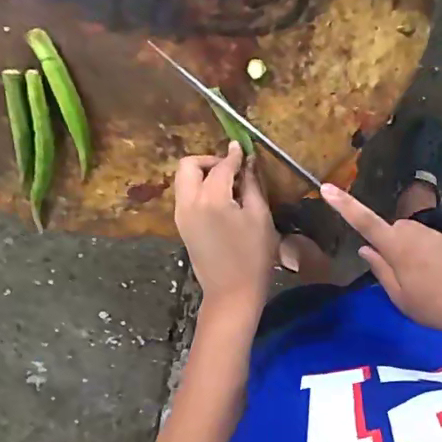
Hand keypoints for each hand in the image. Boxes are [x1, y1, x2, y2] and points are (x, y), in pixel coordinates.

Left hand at [173, 142, 277, 315]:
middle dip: (209, 161)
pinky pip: (185, 195)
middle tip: (232, 169)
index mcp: (211, 199)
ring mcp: (181, 215)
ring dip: (203, 174)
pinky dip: (199, 188)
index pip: (221, 166)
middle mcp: (189, 202)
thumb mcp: (260, 217)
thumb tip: (248, 163)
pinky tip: (221, 200)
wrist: (231, 293)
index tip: (243, 148)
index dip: (234, 155)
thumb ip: (252, 185)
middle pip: (189, 165)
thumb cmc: (253, 257)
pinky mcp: (182, 225)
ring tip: (228, 185)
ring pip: (184, 180)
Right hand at [321, 184, 441, 344]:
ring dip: (408, 251)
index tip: (327, 187)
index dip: (344, 205)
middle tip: (399, 278)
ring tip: (422, 282)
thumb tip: (366, 250)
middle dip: (388, 245)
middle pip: (391, 229)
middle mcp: (416, 233)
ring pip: (410, 235)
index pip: (365, 222)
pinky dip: (425, 256)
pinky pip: (428, 242)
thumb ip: (380, 271)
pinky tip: (439, 279)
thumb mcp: (401, 298)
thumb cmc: (437, 308)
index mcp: (398, 248)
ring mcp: (436, 235)